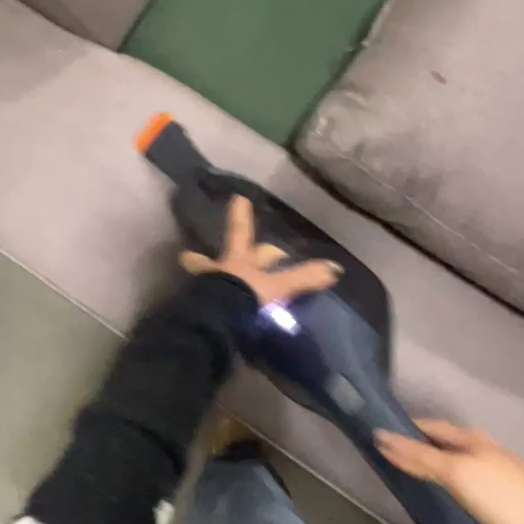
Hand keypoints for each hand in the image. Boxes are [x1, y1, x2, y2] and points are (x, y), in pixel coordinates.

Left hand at [179, 195, 341, 306]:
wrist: (212, 324)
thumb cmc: (243, 297)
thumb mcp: (276, 286)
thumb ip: (302, 277)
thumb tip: (335, 268)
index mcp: (237, 260)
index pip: (241, 232)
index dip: (241, 215)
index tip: (237, 198)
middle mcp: (217, 272)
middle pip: (208, 260)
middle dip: (202, 257)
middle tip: (188, 254)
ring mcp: (204, 293)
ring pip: (202, 282)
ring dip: (203, 282)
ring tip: (200, 286)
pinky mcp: (198, 314)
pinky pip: (203, 307)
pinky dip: (206, 307)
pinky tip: (209, 314)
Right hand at [376, 419, 523, 523]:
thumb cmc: (503, 497)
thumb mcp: (458, 473)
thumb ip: (420, 456)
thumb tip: (381, 436)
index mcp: (470, 438)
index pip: (426, 426)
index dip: (402, 429)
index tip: (373, 438)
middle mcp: (478, 451)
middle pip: (436, 446)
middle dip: (411, 451)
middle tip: (380, 464)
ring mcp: (487, 476)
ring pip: (446, 468)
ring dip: (424, 473)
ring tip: (398, 484)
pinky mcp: (493, 501)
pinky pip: (457, 489)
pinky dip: (439, 491)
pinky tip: (430, 503)